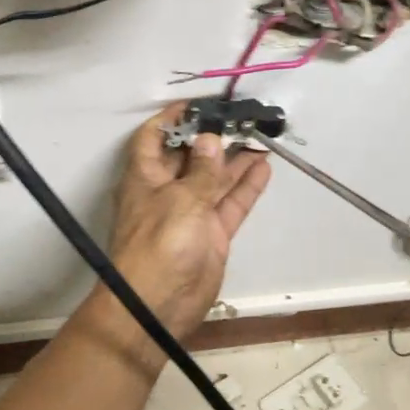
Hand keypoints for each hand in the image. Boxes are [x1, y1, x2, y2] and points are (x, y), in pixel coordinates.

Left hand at [102, 103, 270, 338]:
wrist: (159, 305)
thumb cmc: (160, 245)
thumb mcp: (181, 201)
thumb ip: (202, 171)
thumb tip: (211, 139)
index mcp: (145, 177)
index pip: (154, 137)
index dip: (174, 119)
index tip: (201, 104)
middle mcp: (167, 191)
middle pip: (190, 156)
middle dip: (213, 136)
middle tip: (243, 115)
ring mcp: (191, 214)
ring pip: (215, 179)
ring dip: (235, 158)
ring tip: (261, 134)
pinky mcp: (212, 235)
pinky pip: (231, 204)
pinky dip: (246, 187)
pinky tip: (264, 166)